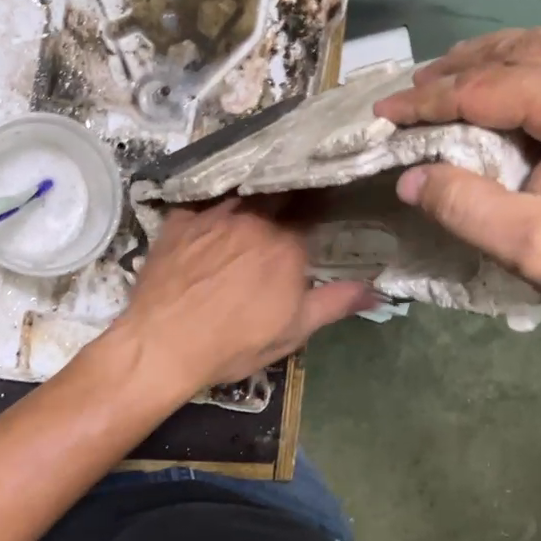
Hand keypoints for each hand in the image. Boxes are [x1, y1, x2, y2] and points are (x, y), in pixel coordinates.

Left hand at [109, 198, 372, 394]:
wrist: (163, 344)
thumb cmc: (233, 344)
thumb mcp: (292, 332)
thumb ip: (334, 304)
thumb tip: (377, 290)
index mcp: (287, 245)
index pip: (313, 215)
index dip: (317, 214)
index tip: (319, 215)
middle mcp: (253, 220)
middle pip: (277, 197)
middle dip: (286, 199)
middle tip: (286, 208)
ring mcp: (213, 217)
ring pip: (240, 196)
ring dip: (249, 200)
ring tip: (251, 206)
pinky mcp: (178, 222)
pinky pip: (200, 204)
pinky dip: (209, 208)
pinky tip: (209, 214)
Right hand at [373, 29, 540, 352]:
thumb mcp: (537, 247)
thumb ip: (465, 207)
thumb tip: (412, 177)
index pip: (489, 86)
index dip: (428, 101)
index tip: (381, 113)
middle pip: (523, 51)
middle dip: (459, 69)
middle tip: (411, 90)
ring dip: (498, 64)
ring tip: (452, 81)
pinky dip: (536, 72)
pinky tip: (519, 95)